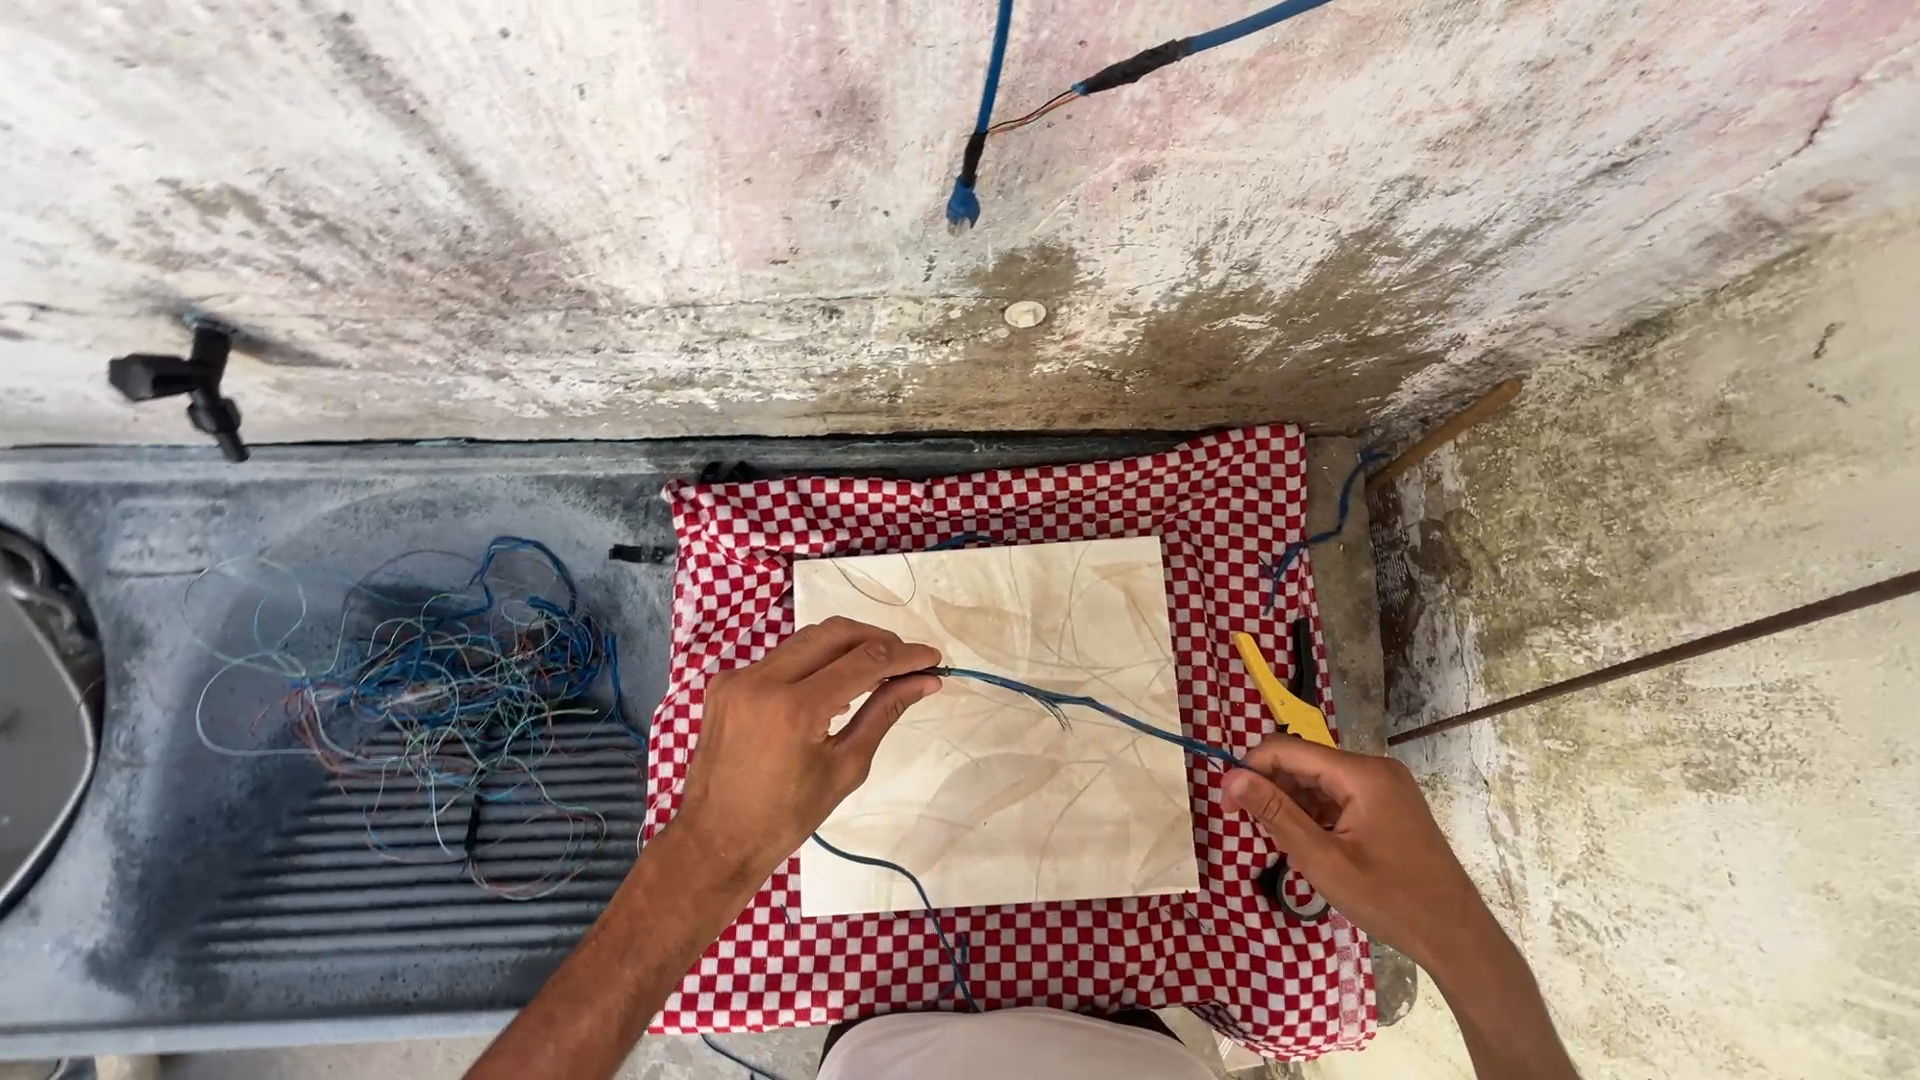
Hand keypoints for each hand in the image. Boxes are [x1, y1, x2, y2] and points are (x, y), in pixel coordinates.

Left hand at [668, 617, 942, 885]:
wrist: (715, 841)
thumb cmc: (788, 817)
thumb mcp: (846, 767)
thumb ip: (885, 713)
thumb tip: (925, 681)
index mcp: (794, 708)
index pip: (864, 660)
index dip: (905, 655)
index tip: (933, 657)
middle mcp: (762, 680)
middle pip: (835, 632)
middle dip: (878, 639)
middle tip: (907, 659)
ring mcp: (738, 677)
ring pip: (806, 639)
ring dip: (846, 646)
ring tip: (877, 669)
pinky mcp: (725, 682)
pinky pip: (780, 658)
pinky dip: (813, 662)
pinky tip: (831, 685)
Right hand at [1223, 736, 1496, 970]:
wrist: (1460, 940)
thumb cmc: (1390, 901)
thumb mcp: (1323, 860)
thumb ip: (1275, 814)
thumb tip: (1231, 777)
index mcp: (1362, 774)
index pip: (1286, 749)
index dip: (1249, 769)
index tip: (1227, 805)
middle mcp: (1374, 768)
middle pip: (1303, 762)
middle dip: (1271, 789)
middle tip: (1251, 829)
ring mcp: (1385, 786)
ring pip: (1317, 780)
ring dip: (1291, 804)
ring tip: (1283, 844)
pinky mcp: (1389, 805)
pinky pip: (1337, 796)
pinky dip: (1314, 814)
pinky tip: (1309, 844)